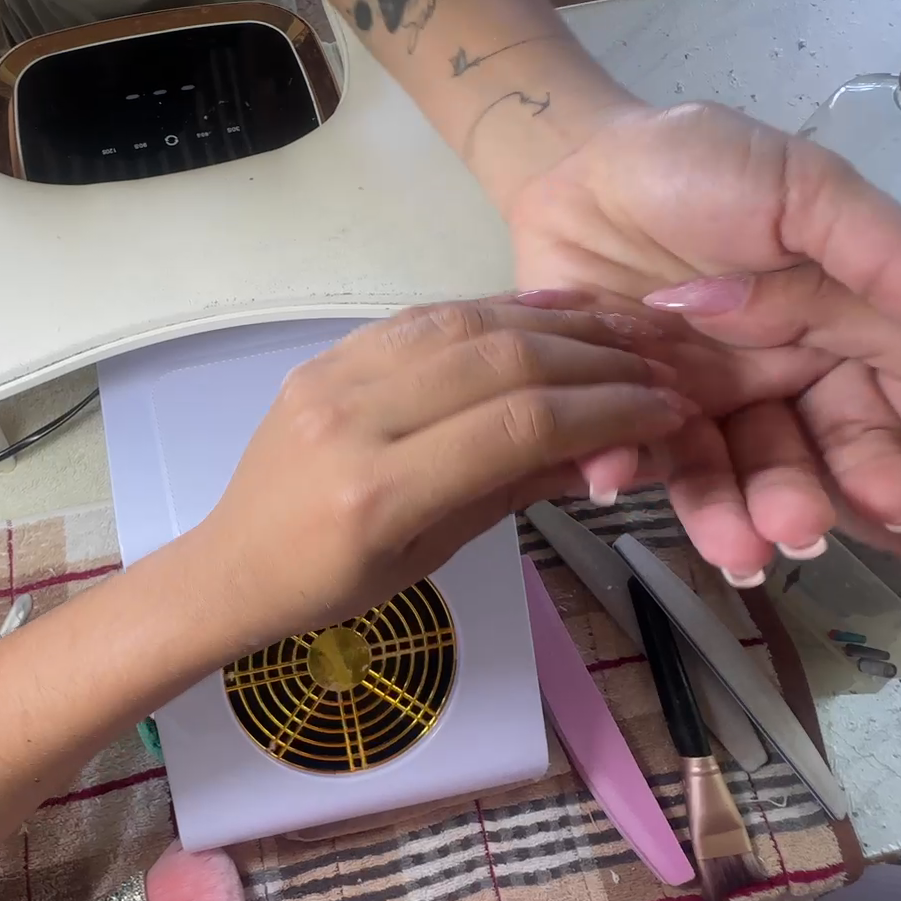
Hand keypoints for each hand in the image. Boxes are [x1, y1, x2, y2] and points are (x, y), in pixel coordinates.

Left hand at [191, 299, 691, 638]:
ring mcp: (328, 381)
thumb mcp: (429, 557)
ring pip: (460, 325)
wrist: (234, 563)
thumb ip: (511, 491)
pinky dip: (486, 312)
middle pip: (497, 363)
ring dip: (549, 324)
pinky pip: (415, 321)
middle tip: (656, 364)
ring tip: (614, 331)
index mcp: (377, 495)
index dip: (607, 411)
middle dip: (594, 359)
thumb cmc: (328, 587)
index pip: (516, 426)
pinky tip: (538, 315)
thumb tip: (610, 447)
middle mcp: (351, 422)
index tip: (667, 409)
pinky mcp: (319, 360)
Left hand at [502, 101, 900, 581]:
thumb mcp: (806, 197)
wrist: (581, 170)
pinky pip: (615, 440)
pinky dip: (614, 463)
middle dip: (786, 501)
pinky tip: (614, 485)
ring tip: (731, 553)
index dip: (875, 457)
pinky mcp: (610, 399)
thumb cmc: (701, 168)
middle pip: (774, 453)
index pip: (853, 413)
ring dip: (713, 507)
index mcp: (813, 338)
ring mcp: (677, 394)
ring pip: (700, 461)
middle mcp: (749, 378)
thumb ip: (889, 257)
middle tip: (789, 543)